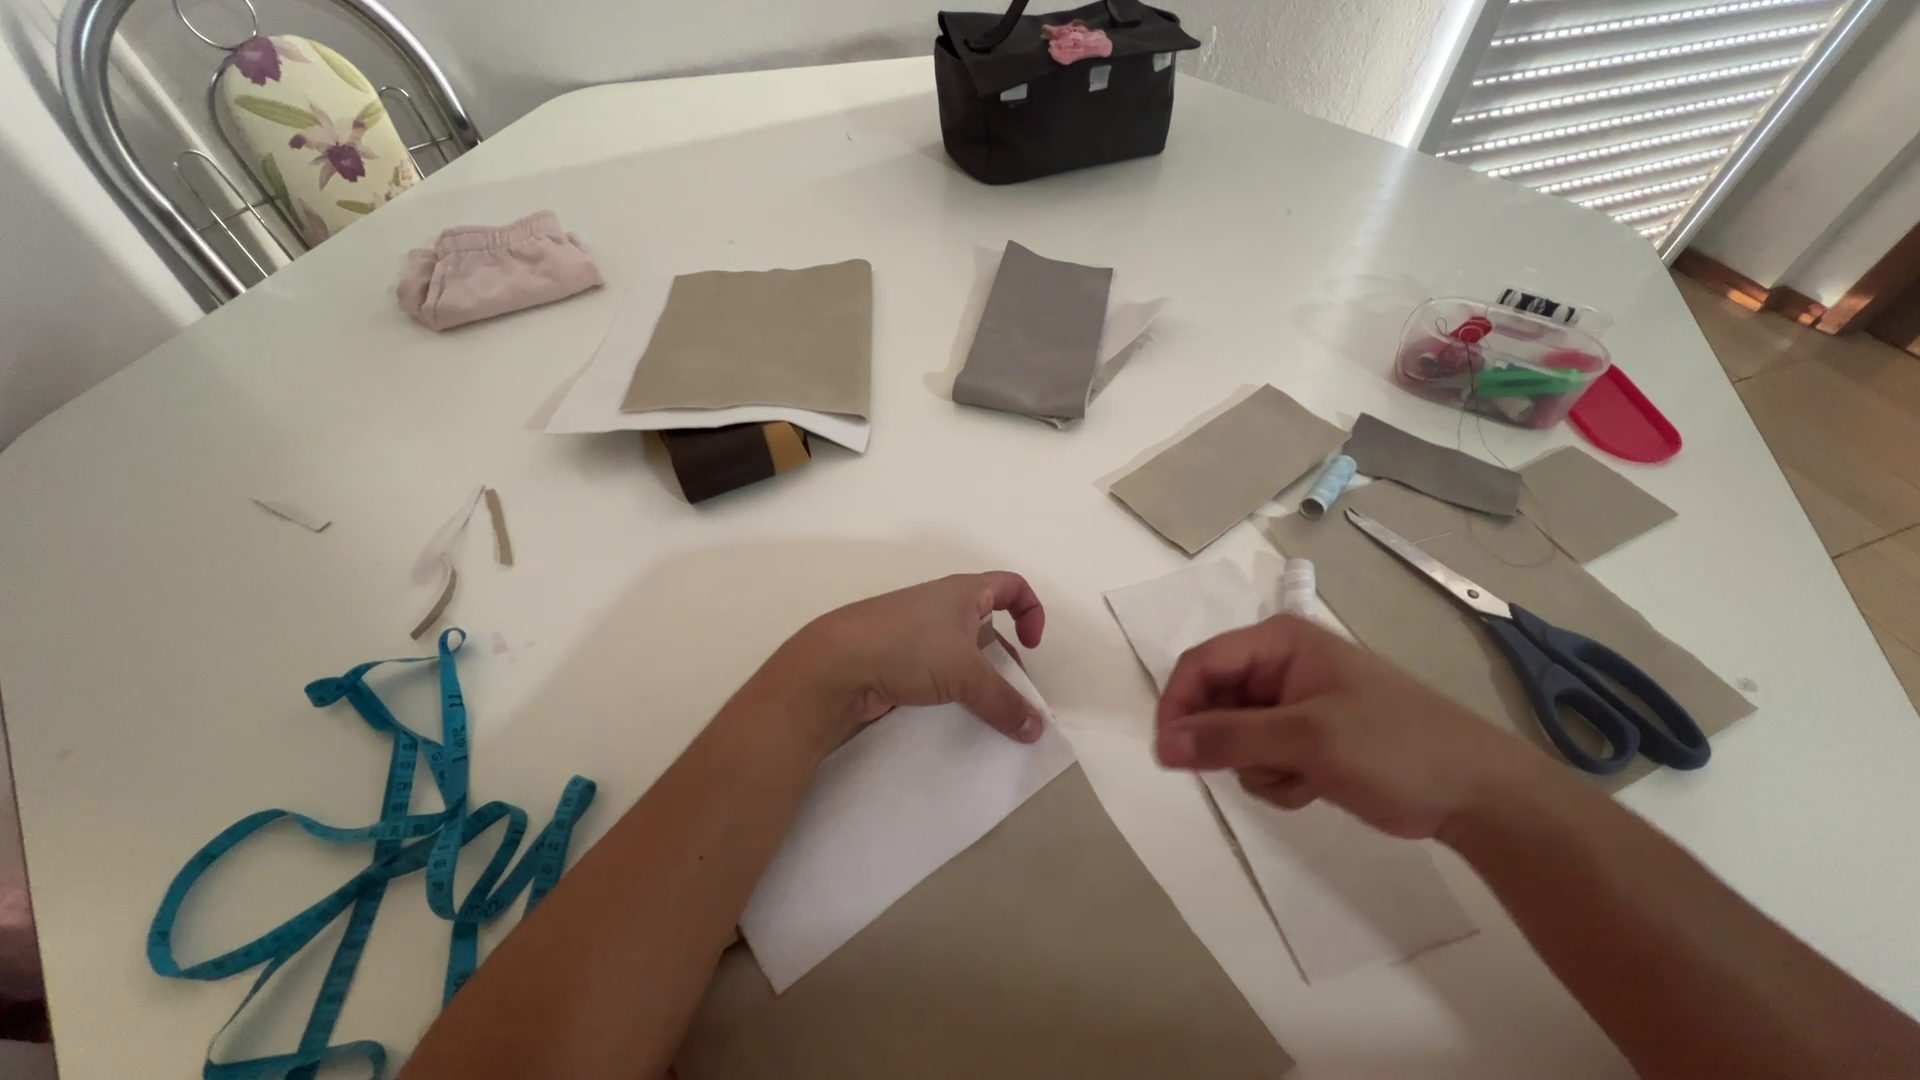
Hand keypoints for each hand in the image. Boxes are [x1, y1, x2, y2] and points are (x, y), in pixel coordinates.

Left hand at [760, 572, 1047, 750]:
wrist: (835, 664)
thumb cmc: (908, 648)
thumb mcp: (966, 674)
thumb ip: (1004, 702)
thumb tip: (1035, 729)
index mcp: (963, 592)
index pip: (1011, 586)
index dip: (1031, 611)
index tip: (1029, 645)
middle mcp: (940, 605)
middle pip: (987, 625)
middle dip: (1003, 659)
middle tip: (1010, 693)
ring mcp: (915, 631)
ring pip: (959, 652)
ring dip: (976, 678)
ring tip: (984, 711)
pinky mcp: (895, 658)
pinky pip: (934, 672)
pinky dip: (949, 691)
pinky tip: (952, 717)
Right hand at [1153, 614, 1548, 840]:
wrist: (1478, 794)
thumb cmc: (1394, 747)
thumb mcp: (1306, 740)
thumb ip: (1228, 739)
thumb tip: (1161, 744)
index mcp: (1280, 641)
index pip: (1202, 663)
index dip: (1178, 704)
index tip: (1168, 753)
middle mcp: (1280, 664)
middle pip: (1215, 698)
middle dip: (1227, 741)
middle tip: (1256, 770)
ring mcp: (1294, 702)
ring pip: (1233, 733)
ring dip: (1256, 765)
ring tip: (1300, 778)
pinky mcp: (1307, 736)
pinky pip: (1260, 755)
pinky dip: (1277, 776)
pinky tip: (1313, 786)